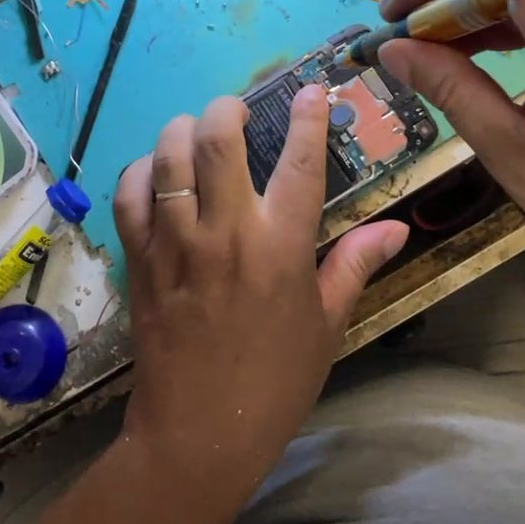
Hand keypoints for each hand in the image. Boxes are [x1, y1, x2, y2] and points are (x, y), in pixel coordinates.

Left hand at [113, 90, 408, 491]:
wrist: (199, 433)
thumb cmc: (274, 381)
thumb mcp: (327, 326)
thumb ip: (354, 266)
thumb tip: (395, 229)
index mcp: (281, 247)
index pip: (300, 161)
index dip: (307, 117)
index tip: (310, 90)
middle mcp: (226, 231)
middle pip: (217, 138)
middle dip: (227, 108)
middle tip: (236, 112)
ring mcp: (175, 242)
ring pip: (168, 155)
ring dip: (181, 129)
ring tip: (195, 132)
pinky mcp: (139, 257)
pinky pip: (130, 194)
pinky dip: (141, 171)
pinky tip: (156, 174)